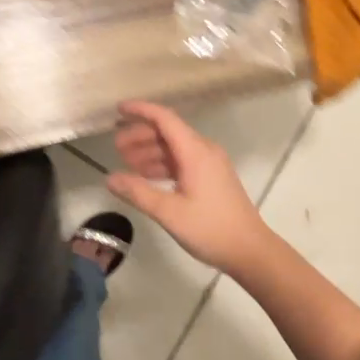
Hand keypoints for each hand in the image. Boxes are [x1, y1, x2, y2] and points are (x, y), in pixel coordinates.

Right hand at [105, 101, 271, 274]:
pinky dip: (163, 164)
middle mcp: (204, 150)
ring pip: (174, 147)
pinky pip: (182, 161)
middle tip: (116, 147)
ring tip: (126, 163)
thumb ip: (138, 192)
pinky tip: (146, 177)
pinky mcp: (212, 177)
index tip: (118, 110)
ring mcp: (210, 164)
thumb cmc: (210, 229)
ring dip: (150, 151)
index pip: (164, 118)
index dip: (140, 110)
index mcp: (195, 151)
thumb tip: (110, 178)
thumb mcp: (169, 212)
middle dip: (140, 135)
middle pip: (168, 132)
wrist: (250, 250)